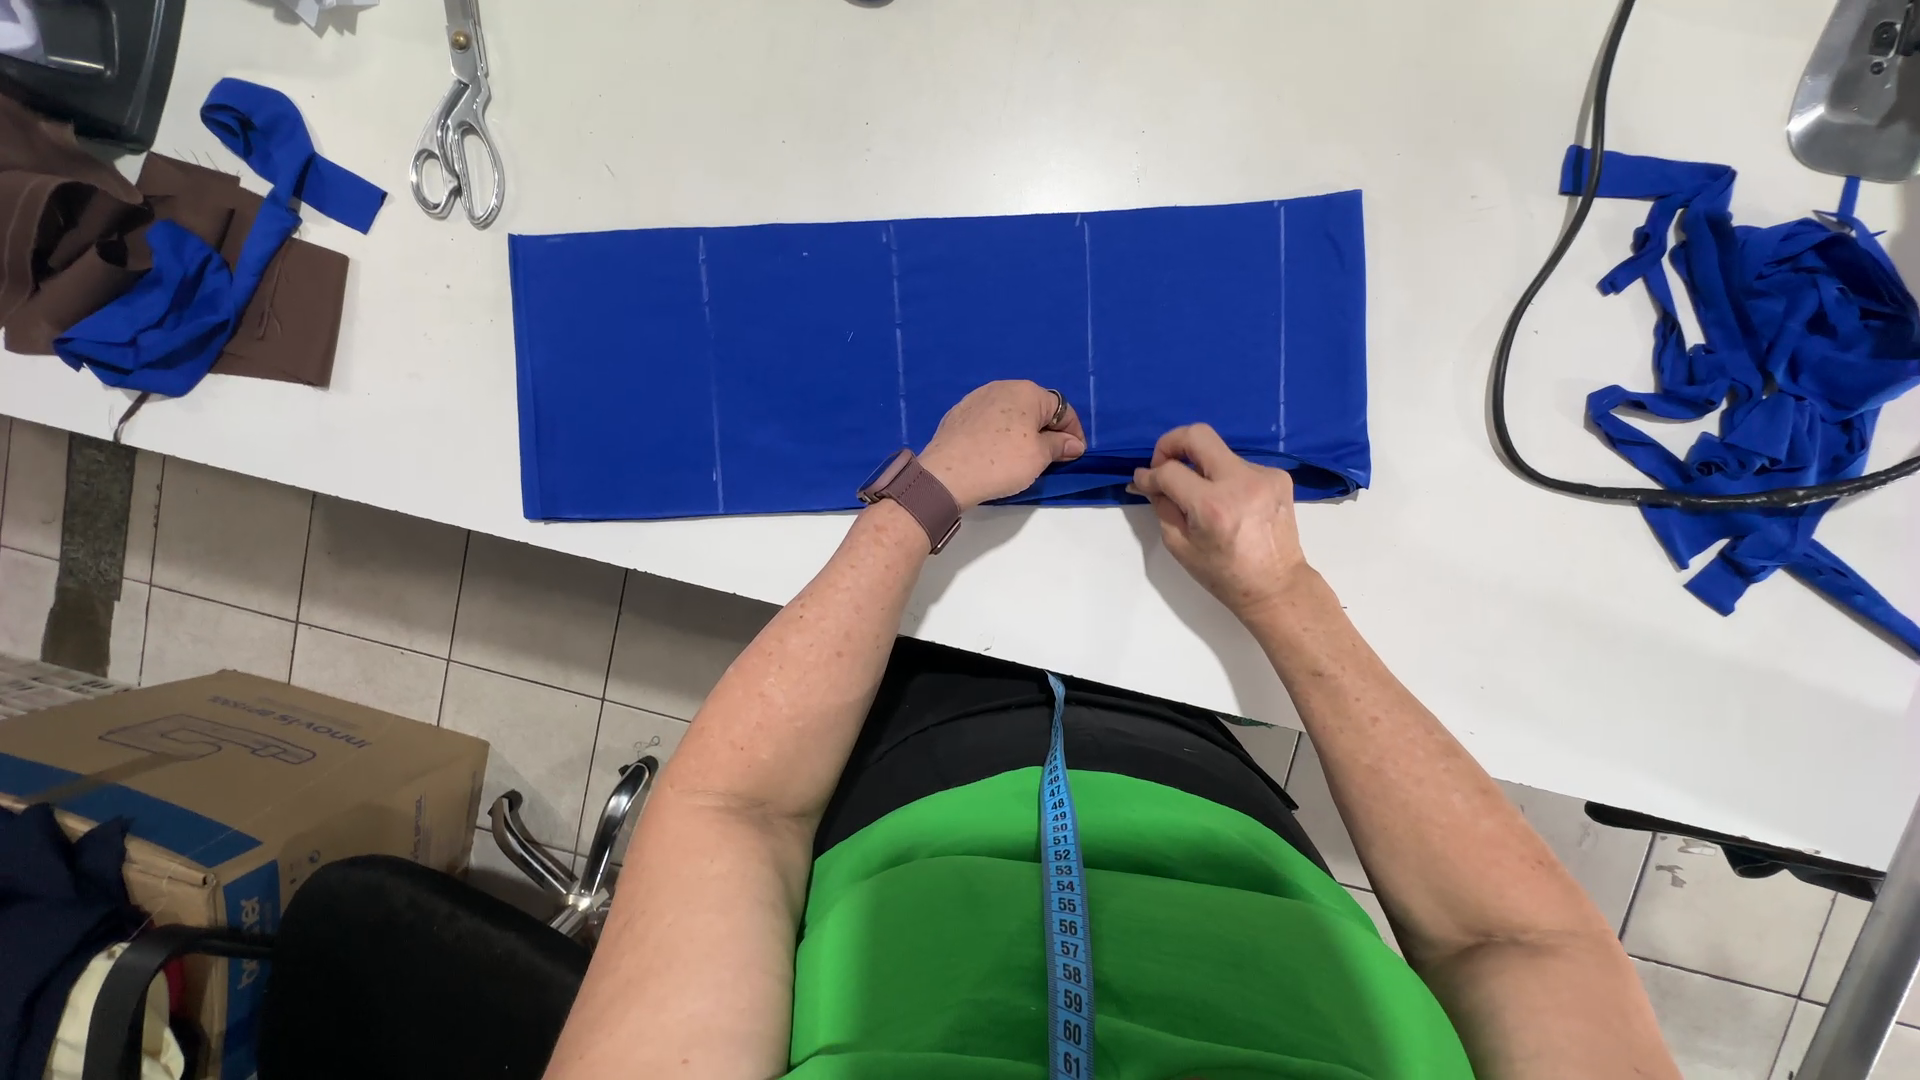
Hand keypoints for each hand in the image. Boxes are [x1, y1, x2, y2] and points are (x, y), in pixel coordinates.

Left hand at [920, 381, 1085, 509]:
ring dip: (1022, 430)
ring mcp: (976, 398)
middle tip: (1051, 457)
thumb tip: (1073, 443)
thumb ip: (1059, 445)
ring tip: (1023, 456)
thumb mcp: (1039, 457)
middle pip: (1035, 407)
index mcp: (1027, 391)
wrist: (947, 474)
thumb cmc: (1001, 462)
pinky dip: (999, 433)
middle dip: (1047, 430)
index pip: (1062, 408)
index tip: (1075, 453)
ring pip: (1010, 413)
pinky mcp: (958, 414)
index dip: (1073, 432)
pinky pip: (989, 420)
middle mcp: (1002, 386)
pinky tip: (996, 452)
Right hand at [1131, 424, 1312, 621]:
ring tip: (1198, 492)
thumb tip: (1148, 482)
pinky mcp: (1278, 476)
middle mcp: (1240, 482)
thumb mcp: (1180, 545)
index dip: (1150, 474)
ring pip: (1218, 451)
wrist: (1276, 586)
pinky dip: (1224, 477)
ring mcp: (1264, 476)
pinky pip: (1239, 465)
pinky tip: (1227, 501)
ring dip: (1200, 465)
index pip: (1170, 471)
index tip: (1142, 480)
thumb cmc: (1223, 574)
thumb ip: (1163, 506)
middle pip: (1198, 435)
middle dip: (1171, 443)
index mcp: (1212, 506)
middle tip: (1163, 463)